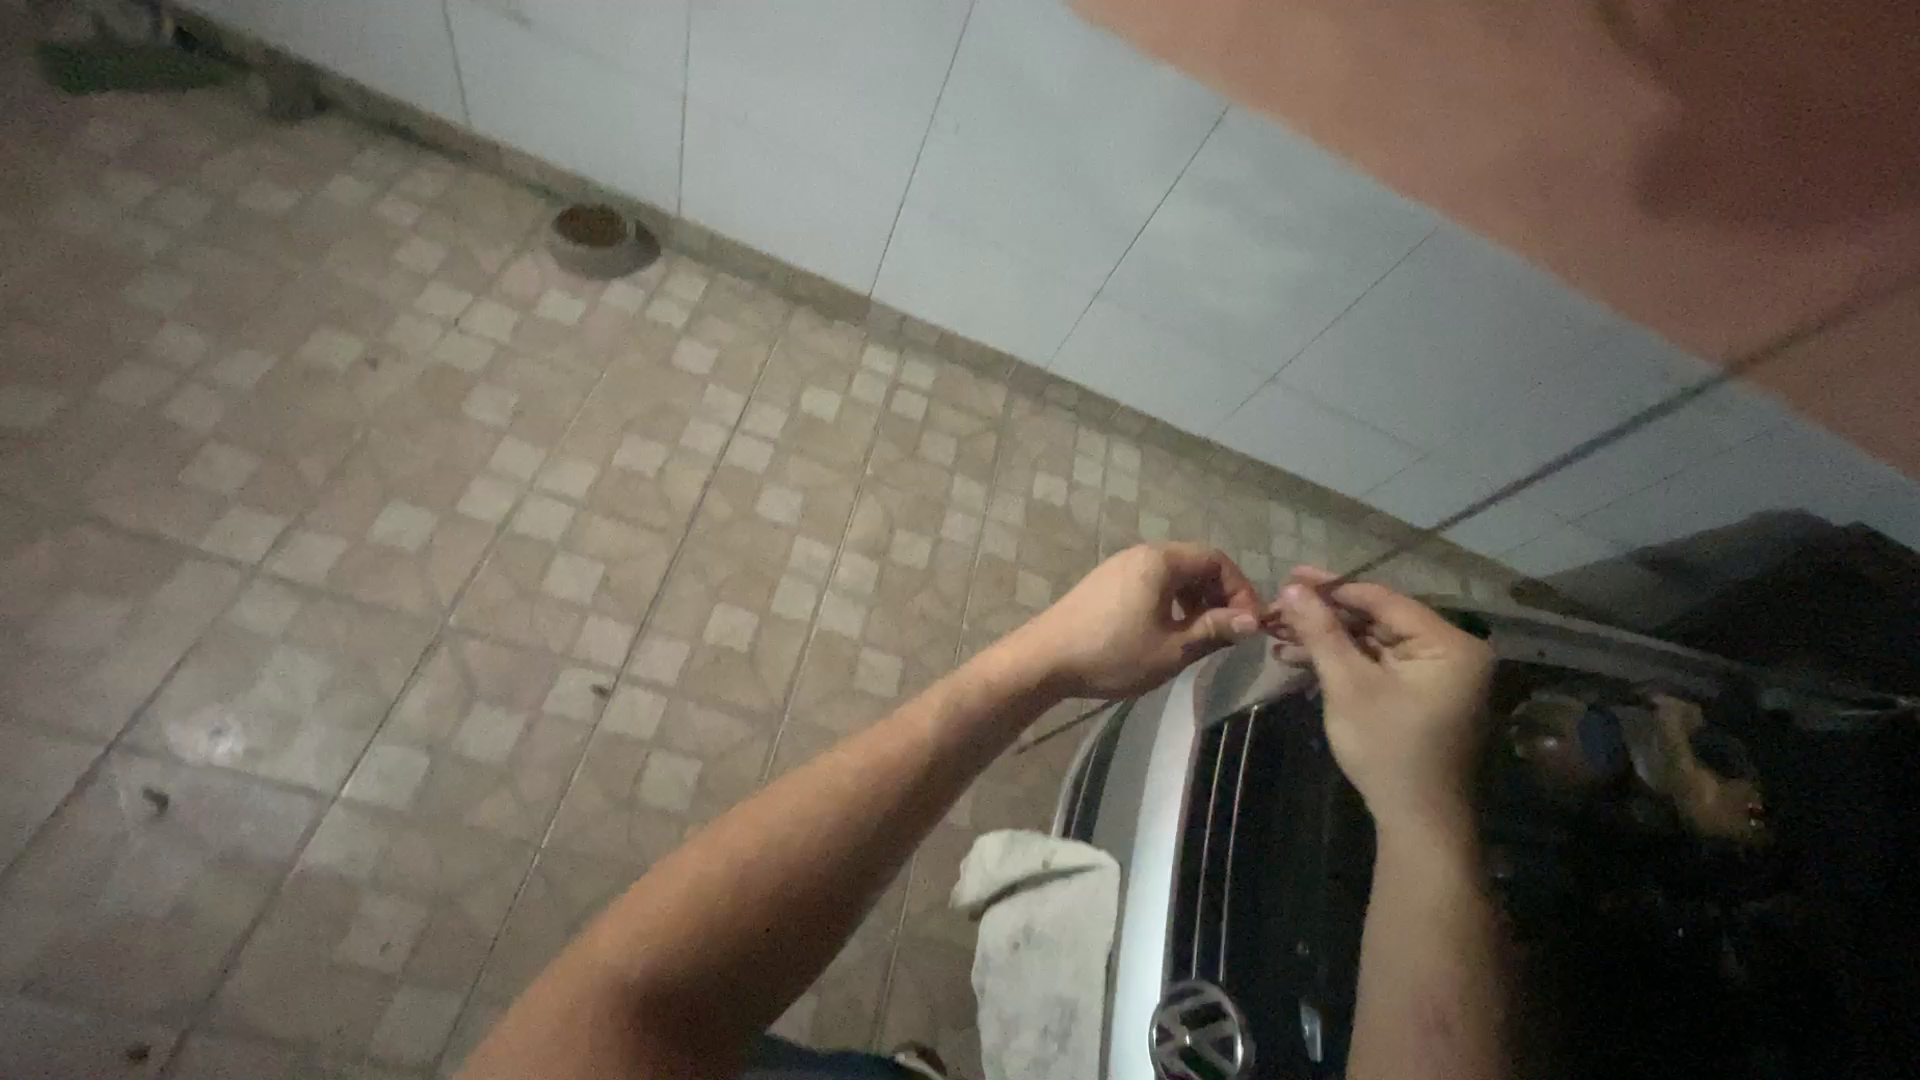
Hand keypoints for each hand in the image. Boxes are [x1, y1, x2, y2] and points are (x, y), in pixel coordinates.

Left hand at [1013, 543, 1264, 699]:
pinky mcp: (1105, 584)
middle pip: (1194, 564)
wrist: (1045, 659)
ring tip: (1201, 635)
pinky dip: (1170, 602)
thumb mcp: (1171, 648)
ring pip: (1172, 575)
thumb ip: (1213, 631)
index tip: (1248, 624)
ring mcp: (1118, 567)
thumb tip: (1250, 621)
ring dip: (1195, 600)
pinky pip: (1150, 584)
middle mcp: (1139, 554)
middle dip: (1219, 595)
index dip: (1240, 589)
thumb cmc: (1113, 653)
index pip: (1216, 559)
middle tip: (1229, 632)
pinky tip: (1167, 632)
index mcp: (1159, 561)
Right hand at [1271, 567, 1494, 839]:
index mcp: (1448, 644)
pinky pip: (1377, 665)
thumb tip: (1291, 587)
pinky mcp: (1420, 694)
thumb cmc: (1387, 747)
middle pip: (1376, 620)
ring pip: (1372, 643)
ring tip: (1277, 635)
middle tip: (1277, 609)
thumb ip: (1321, 631)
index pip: (1383, 600)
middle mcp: (1450, 652)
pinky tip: (1298, 658)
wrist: (1416, 818)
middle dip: (1324, 617)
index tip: (1289, 577)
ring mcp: (1437, 675)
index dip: (1332, 588)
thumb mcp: (1348, 684)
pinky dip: (1341, 662)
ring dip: (1326, 640)